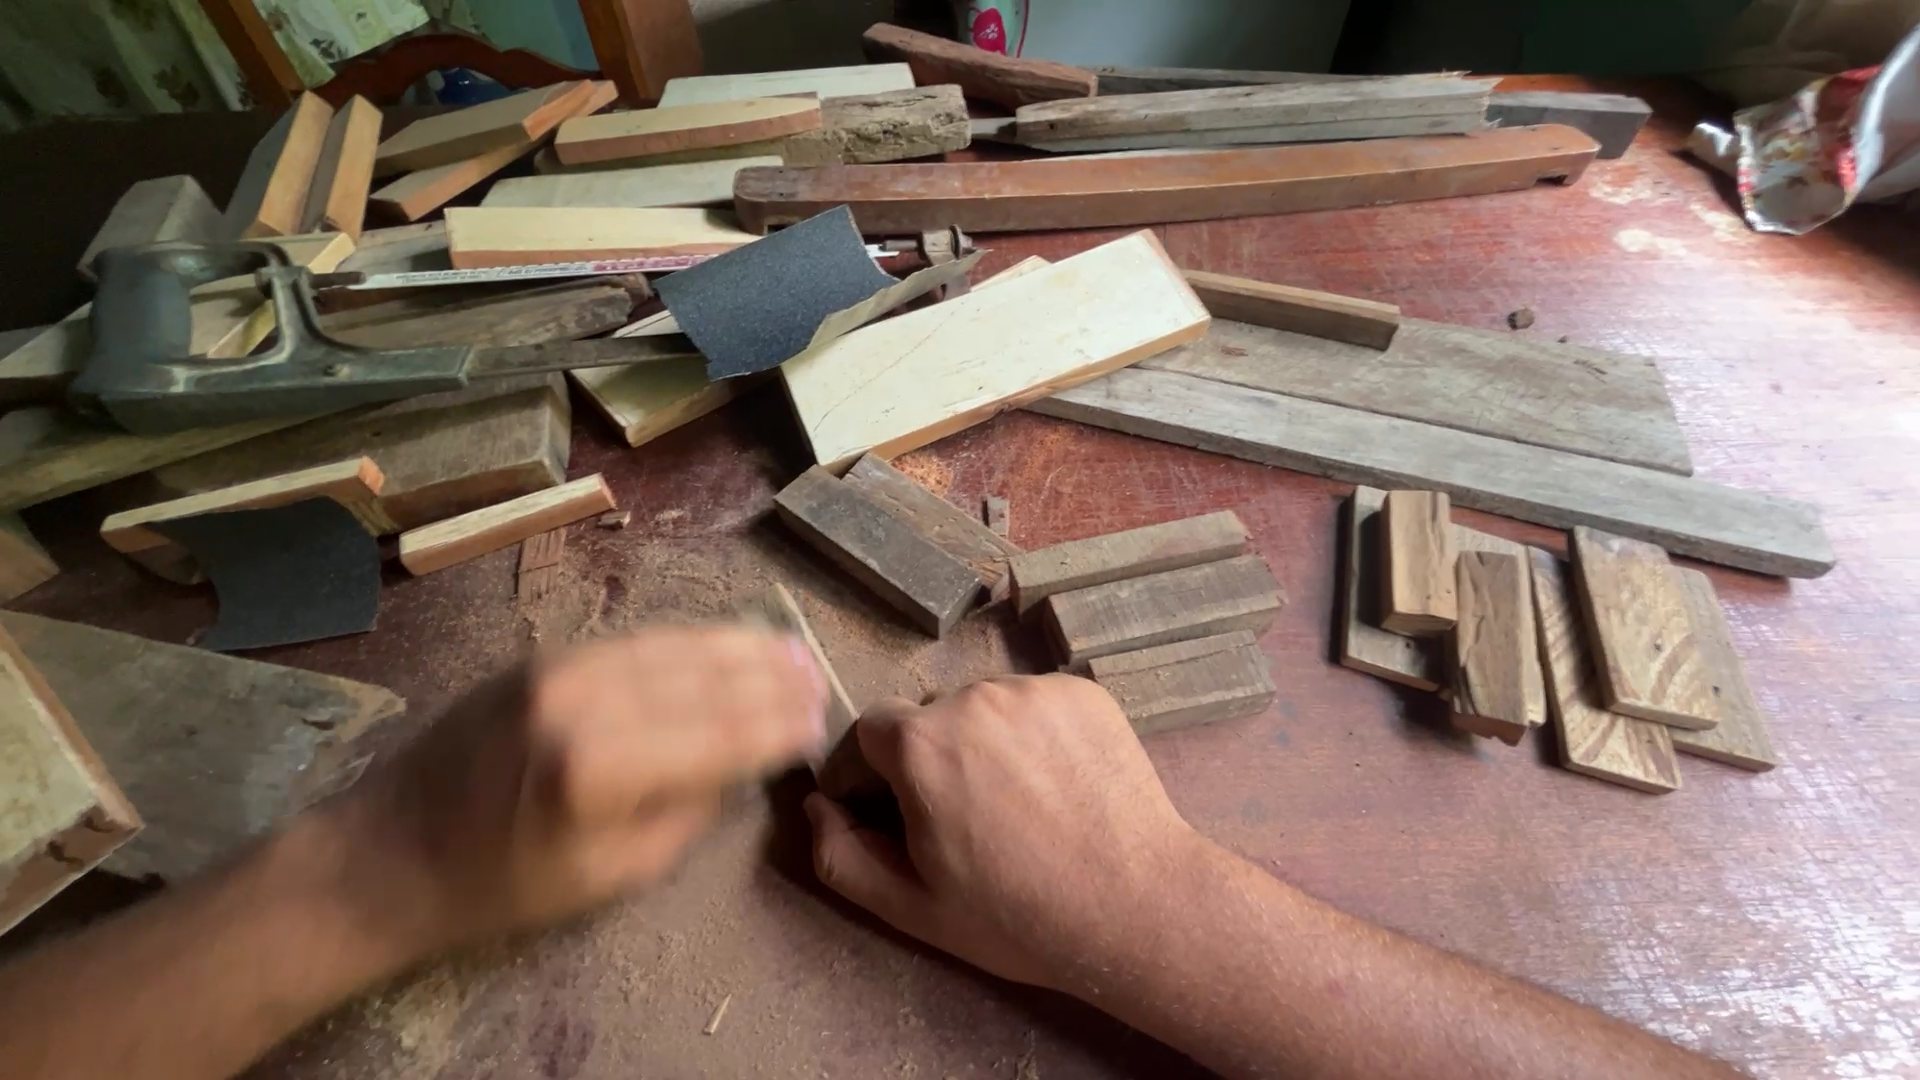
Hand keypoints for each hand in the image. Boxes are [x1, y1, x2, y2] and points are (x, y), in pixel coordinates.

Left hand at [322, 626, 827, 958]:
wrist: (389, 848)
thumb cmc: (504, 882)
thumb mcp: (615, 874)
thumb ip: (690, 809)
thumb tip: (744, 758)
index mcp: (599, 769)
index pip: (718, 736)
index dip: (775, 727)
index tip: (816, 722)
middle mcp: (586, 701)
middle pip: (706, 680)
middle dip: (771, 680)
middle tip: (818, 677)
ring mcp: (566, 665)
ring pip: (681, 645)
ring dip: (744, 648)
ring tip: (792, 649)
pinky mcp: (552, 652)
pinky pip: (645, 638)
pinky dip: (697, 639)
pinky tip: (731, 639)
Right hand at [803, 675, 1200, 993]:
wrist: (1136, 904)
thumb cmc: (1018, 914)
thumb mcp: (913, 906)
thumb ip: (842, 856)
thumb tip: (815, 804)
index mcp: (921, 744)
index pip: (875, 728)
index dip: (885, 769)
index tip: (914, 806)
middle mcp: (972, 698)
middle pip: (934, 715)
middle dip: (940, 754)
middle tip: (978, 812)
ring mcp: (1032, 688)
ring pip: (987, 705)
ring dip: (991, 739)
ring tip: (1026, 797)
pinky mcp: (1080, 690)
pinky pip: (1038, 701)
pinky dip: (1040, 730)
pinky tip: (1062, 778)